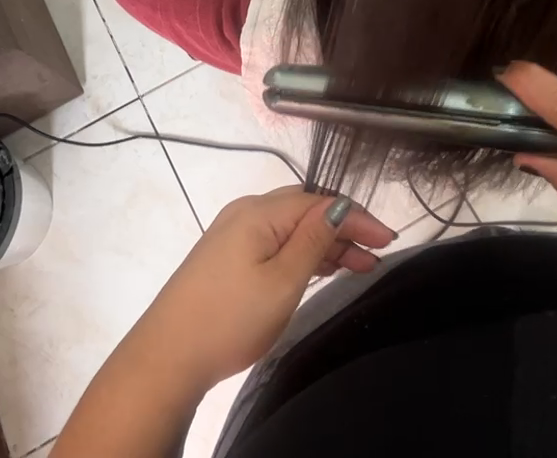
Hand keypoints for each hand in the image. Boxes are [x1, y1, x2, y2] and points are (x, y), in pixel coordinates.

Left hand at [136, 188, 395, 385]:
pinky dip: (301, 252)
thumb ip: (313, 241)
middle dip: (342, 227)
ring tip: (358, 265)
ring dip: (323, 241)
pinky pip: (273, 241)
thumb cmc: (231, 318)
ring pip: (289, 227)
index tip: (389, 239)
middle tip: (376, 255)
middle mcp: (244, 213)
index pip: (318, 201)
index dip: (356, 216)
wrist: (168, 355)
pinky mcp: (226, 256)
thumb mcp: (282, 282)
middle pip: (303, 209)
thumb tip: (339, 206)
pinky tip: (320, 268)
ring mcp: (232, 234)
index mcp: (258, 212)